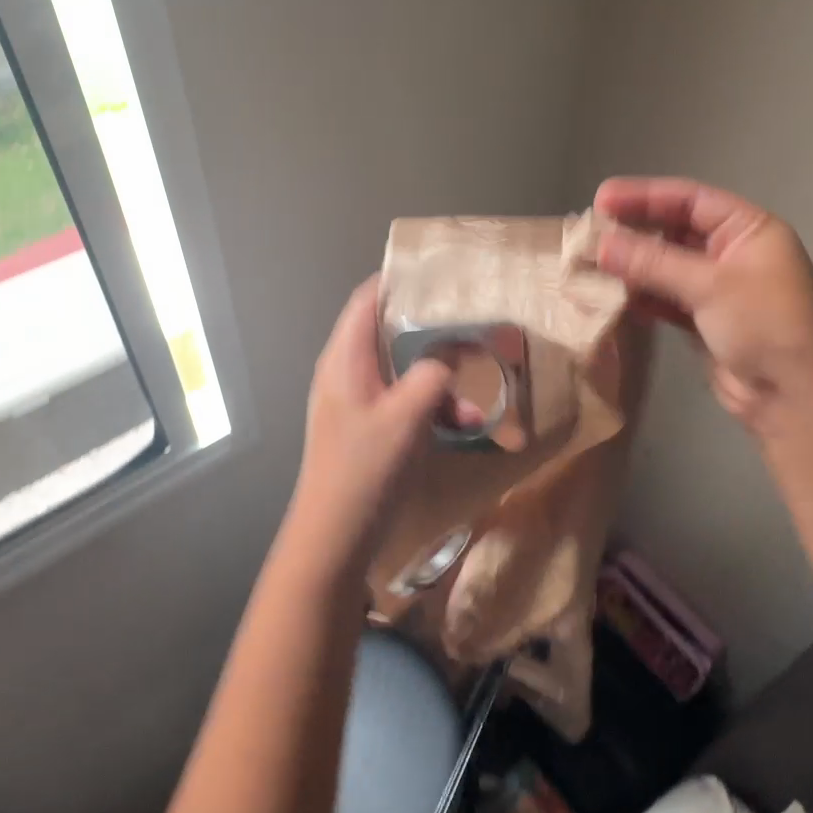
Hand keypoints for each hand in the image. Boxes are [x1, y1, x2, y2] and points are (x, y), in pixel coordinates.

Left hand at [288, 276, 452, 559]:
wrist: (334, 539)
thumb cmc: (366, 469)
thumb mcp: (409, 415)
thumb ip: (435, 374)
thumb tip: (453, 353)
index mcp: (345, 358)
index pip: (369, 298)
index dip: (402, 280)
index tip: (444, 273)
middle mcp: (346, 372)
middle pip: (391, 334)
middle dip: (435, 334)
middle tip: (476, 326)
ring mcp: (356, 403)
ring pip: (403, 372)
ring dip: (441, 382)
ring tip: (478, 400)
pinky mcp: (367, 430)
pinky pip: (403, 403)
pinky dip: (431, 408)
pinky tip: (464, 427)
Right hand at [591, 177, 812, 434]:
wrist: (796, 396)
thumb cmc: (766, 325)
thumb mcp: (710, 285)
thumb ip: (652, 262)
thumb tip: (600, 245)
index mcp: (749, 229)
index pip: (690, 200)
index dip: (644, 197)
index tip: (602, 199)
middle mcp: (733, 253)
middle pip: (675, 231)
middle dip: (634, 231)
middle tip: (590, 232)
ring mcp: (718, 289)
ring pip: (666, 267)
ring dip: (632, 266)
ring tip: (590, 263)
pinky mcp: (704, 321)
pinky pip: (665, 298)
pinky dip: (641, 296)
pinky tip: (612, 295)